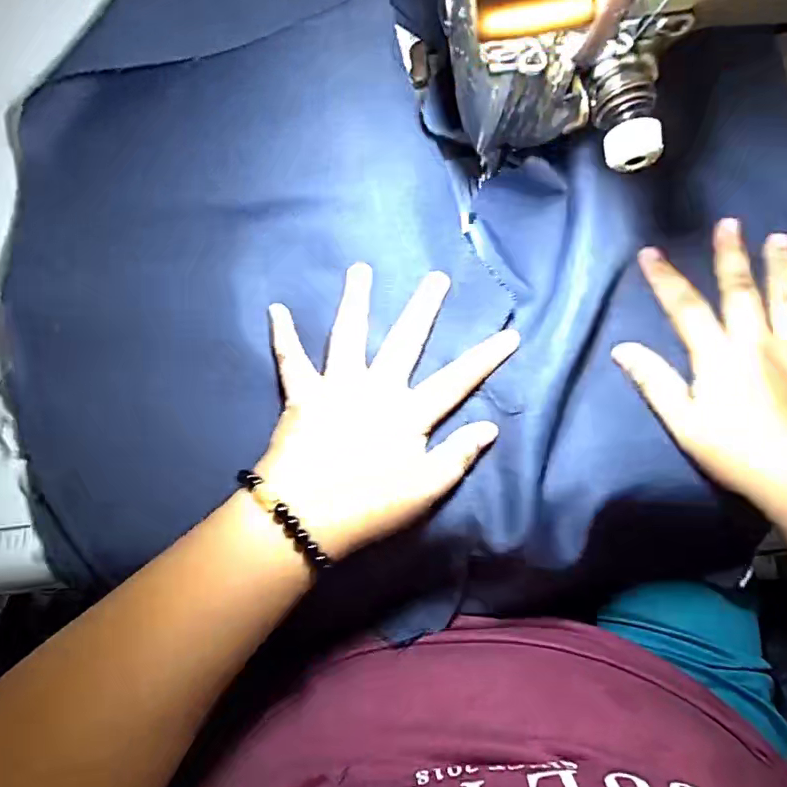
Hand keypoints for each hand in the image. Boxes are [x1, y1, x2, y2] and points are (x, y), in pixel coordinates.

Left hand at [254, 264, 518, 557]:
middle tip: (437, 277)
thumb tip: (490, 427)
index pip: (456, 381)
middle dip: (424, 308)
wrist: (304, 517)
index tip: (510, 334)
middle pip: (405, 341)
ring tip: (360, 269)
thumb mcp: (425, 490)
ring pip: (348, 334)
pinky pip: (291, 360)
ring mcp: (336, 387)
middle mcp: (375, 389)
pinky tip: (277, 309)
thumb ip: (458, 455)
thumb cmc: (369, 507)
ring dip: (356, 300)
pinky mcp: (301, 395)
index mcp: (408, 414)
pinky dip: (283, 335)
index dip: (485, 358)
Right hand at [611, 218, 786, 526]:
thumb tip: (622, 349)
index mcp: (719, 357)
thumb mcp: (685, 424)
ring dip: (783, 267)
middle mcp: (758, 343)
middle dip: (731, 257)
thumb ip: (656, 383)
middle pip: (742, 292)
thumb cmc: (739, 454)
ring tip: (779, 238)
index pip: (686, 310)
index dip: (666, 280)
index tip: (650, 253)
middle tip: (729, 223)